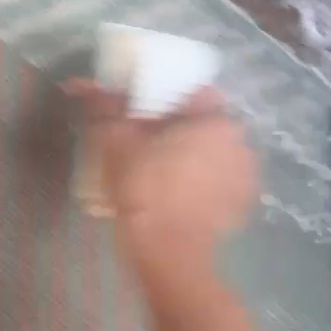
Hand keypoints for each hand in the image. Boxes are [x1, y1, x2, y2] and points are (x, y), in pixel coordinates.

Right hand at [65, 80, 258, 264]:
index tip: (137, 107)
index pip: (193, 92)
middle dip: (173, 124)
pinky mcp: (241, 205)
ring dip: (186, 151)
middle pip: (202, 122)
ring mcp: (247, 177)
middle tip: (139, 135)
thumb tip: (83, 83)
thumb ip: (103, 104)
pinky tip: (170, 189)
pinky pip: (216, 178)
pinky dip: (196, 177)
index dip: (162, 94)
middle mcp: (242, 144)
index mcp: (217, 121)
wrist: (167, 247)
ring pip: (210, 151)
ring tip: (153, 164)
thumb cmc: (141, 183)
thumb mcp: (112, 137)